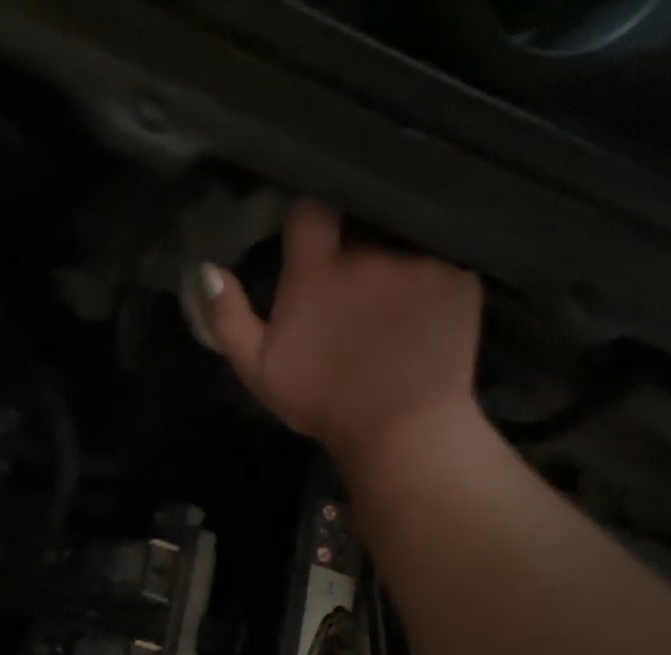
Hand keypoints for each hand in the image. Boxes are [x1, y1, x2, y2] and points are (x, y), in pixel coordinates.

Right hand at [206, 200, 485, 466]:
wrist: (402, 429)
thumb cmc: (320, 399)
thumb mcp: (256, 367)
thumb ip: (228, 316)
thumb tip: (208, 270)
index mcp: (316, 273)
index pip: (310, 209)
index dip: (305, 211)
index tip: (301, 223)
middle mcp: (371, 255)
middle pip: (358, 225)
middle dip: (348, 243)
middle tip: (341, 279)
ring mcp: (422, 262)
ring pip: (397, 243)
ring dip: (388, 260)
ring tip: (382, 297)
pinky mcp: (461, 275)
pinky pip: (438, 260)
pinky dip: (424, 277)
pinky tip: (416, 308)